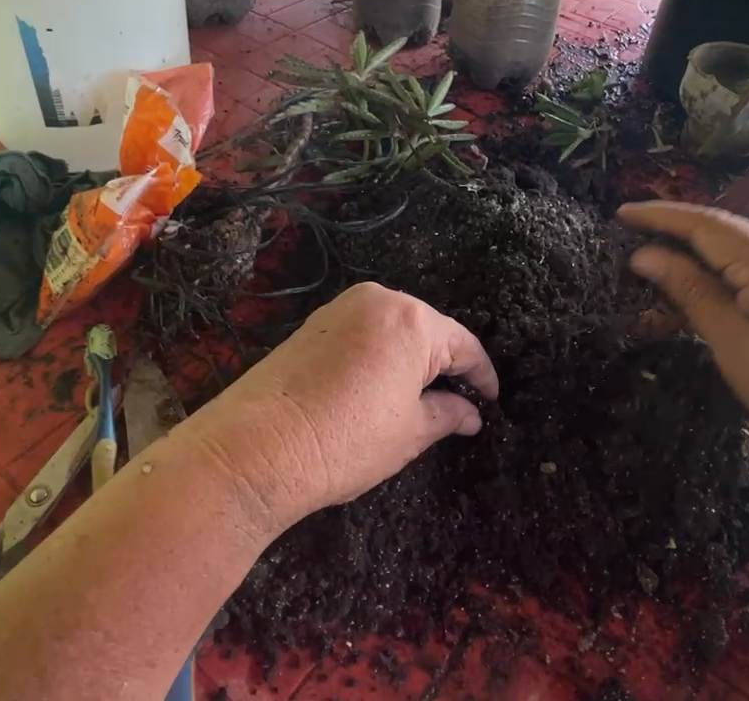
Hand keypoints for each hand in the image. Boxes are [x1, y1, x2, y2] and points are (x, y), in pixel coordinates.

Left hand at [177, 282, 498, 532]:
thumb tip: (470, 414)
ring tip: (418, 401)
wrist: (256, 447)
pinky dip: (379, 356)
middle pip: (427, 330)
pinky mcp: (313, 324)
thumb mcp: (409, 433)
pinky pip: (363, 334)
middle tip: (457, 405)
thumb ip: (447, 414)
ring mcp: (341, 309)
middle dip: (444, 366)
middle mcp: (378, 300)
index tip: (492, 403)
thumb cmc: (346, 440)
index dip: (482, 377)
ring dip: (409, 361)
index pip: (463, 345)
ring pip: (393, 330)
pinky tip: (378, 389)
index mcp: (411, 320)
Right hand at [617, 202, 748, 491]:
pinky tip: (713, 274)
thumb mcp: (736, 349)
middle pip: (728, 227)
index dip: (659, 216)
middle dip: (680, 229)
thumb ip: (691, 293)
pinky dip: (736, 260)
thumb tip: (645, 255)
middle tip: (634, 236)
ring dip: (708, 246)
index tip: (621, 213)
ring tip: (664, 256)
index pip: (706, 224)